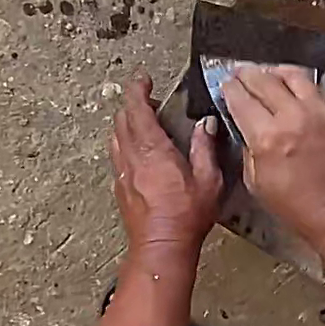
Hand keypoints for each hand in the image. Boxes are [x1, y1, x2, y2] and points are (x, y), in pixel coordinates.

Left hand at [109, 77, 222, 255]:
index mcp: (153, 150)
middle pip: (122, 119)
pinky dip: (125, 145)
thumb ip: (205, 148)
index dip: (138, 90)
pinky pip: (117, 156)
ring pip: (116, 137)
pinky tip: (140, 153)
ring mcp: (122, 172)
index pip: (137, 109)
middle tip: (151, 102)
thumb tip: (206, 124)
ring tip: (145, 124)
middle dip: (133, 105)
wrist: (160, 246)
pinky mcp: (120, 186)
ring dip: (126, 124)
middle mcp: (132, 157)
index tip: (143, 79)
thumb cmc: (185, 217)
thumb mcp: (208, 180)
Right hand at [219, 65, 324, 245]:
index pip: (241, 99)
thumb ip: (247, 147)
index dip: (229, 88)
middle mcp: (294, 118)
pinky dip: (306, 89)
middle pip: (264, 80)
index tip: (225, 84)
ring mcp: (321, 113)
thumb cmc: (296, 203)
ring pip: (295, 76)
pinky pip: (320, 91)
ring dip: (276, 72)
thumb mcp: (255, 180)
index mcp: (267, 136)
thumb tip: (243, 125)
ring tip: (268, 72)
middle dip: (247, 74)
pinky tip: (299, 94)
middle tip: (239, 71)